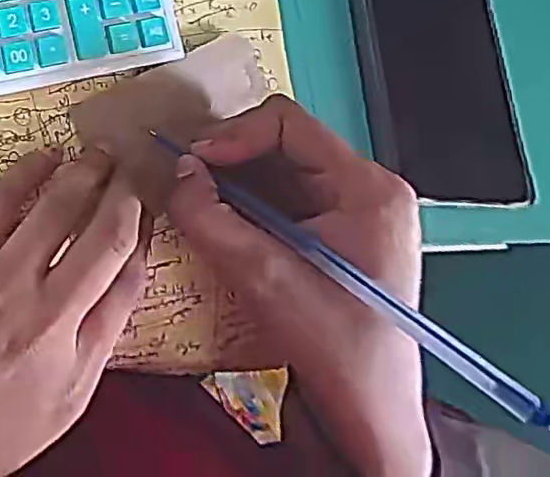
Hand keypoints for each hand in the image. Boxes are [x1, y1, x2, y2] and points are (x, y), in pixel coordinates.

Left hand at [0, 148, 148, 476]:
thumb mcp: (57, 406)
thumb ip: (97, 344)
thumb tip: (121, 286)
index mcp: (76, 353)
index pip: (130, 279)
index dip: (145, 234)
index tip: (148, 209)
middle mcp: (47, 311)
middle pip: (107, 234)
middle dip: (127, 193)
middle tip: (134, 168)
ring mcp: (3, 277)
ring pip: (61, 205)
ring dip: (88, 171)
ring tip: (100, 154)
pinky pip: (5, 197)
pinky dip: (31, 169)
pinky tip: (47, 157)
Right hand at [167, 96, 431, 476]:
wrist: (370, 425)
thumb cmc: (342, 357)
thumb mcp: (268, 281)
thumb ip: (213, 220)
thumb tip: (179, 172)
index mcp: (369, 188)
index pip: (288, 124)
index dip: (235, 134)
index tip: (196, 158)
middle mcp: (364, 188)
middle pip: (279, 142)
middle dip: (229, 157)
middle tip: (189, 177)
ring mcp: (349, 208)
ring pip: (274, 167)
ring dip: (232, 178)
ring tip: (198, 197)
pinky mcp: (330, 228)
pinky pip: (276, 194)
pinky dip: (242, 199)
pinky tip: (219, 217)